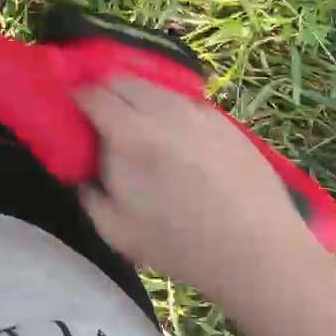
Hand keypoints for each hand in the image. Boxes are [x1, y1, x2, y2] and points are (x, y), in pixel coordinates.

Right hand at [75, 77, 319, 303]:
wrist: (262, 256)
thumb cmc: (183, 247)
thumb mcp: (117, 231)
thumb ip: (88, 194)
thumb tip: (79, 171)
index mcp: (129, 134)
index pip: (91, 94)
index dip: (76, 98)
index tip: (73, 111)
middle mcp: (161, 110)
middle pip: (119, 79)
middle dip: (103, 90)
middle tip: (101, 115)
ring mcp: (196, 111)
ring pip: (153, 87)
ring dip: (136, 97)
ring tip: (138, 123)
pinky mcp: (223, 119)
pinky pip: (183, 102)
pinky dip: (168, 110)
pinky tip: (176, 138)